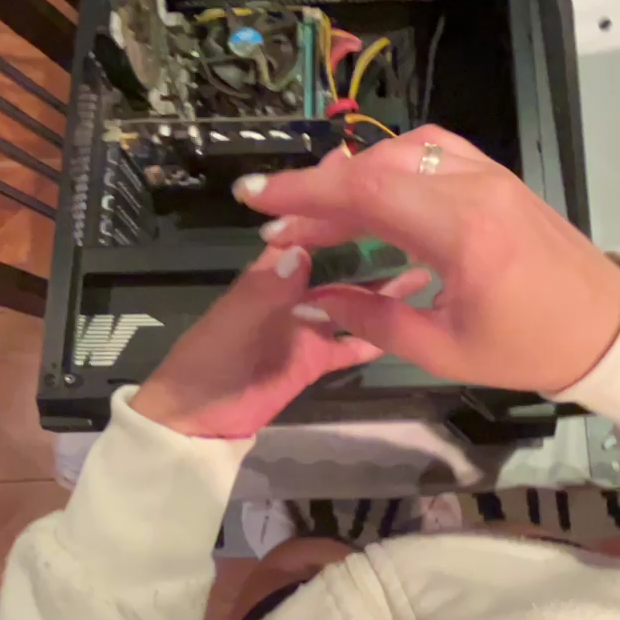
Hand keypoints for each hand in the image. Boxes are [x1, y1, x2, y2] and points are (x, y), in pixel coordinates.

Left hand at [129, 244, 430, 438]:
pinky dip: (376, 336)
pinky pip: (351, 344)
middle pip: (339, 269)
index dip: (337, 217)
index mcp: (271, 278)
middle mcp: (295, 296)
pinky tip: (409, 326)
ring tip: (423, 276)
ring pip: (352, 303)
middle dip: (373, 253)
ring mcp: (308, 328)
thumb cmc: (207, 364)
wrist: (196, 422)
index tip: (375, 197)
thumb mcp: (232, 326)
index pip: (308, 237)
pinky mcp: (316, 360)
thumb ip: (266, 292)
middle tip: (419, 237)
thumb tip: (305, 250)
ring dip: (383, 292)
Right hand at [234, 126, 619, 394]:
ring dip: (352, 175)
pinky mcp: (497, 175)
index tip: (257, 199)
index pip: (366, 192)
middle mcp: (474, 187)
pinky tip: (371, 191)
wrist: (604, 326)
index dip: (304, 193)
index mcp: (462, 232)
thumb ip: (369, 318)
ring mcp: (489, 174)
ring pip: (401, 152)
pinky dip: (389, 166)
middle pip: (376, 167)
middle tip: (279, 222)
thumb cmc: (527, 348)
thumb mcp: (442, 349)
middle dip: (318, 190)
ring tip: (319, 212)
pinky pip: (431, 153)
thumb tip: (309, 298)